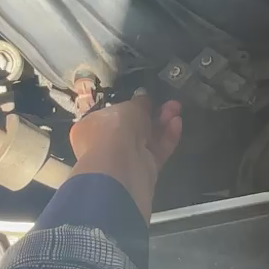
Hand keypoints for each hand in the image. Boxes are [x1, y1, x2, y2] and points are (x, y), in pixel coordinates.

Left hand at [69, 93, 182, 217]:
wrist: (119, 169)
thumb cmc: (114, 130)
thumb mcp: (128, 107)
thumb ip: (138, 103)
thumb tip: (143, 96)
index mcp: (90, 128)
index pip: (111, 115)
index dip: (129, 106)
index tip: (146, 98)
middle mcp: (105, 145)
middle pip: (133, 127)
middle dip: (151, 114)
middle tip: (169, 103)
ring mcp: (125, 159)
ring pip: (147, 138)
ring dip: (162, 122)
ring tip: (177, 108)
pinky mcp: (143, 171)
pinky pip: (156, 151)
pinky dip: (167, 138)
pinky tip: (177, 123)